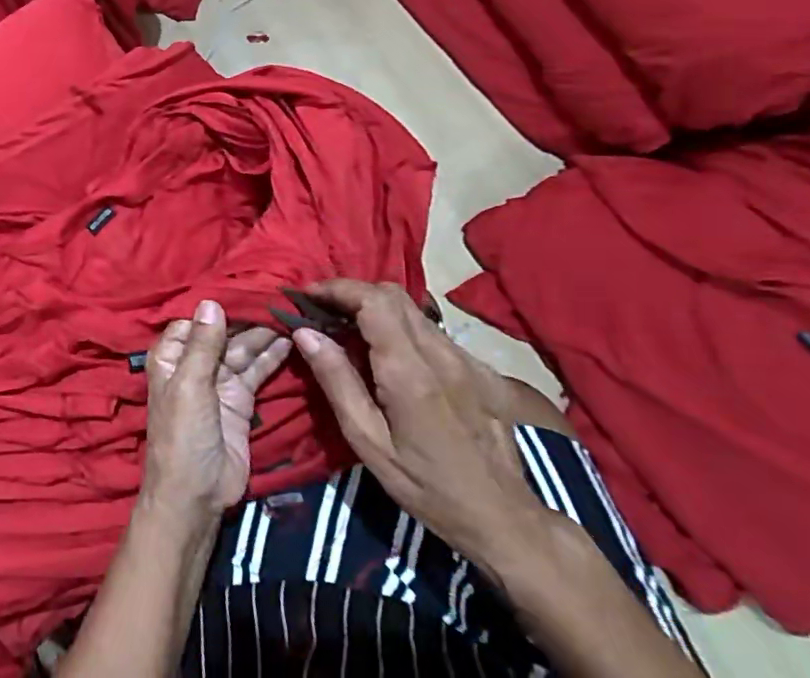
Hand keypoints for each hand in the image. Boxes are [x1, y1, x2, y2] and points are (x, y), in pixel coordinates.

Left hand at [141, 301, 291, 516]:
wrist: (196, 490)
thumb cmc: (182, 433)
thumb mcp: (188, 385)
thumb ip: (202, 345)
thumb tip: (210, 303)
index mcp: (169, 357)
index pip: (191, 323)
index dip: (214, 308)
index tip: (244, 288)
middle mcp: (192, 366)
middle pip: (220, 335)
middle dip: (244, 319)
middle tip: (278, 300)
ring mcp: (217, 384)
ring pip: (240, 352)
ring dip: (261, 337)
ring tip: (289, 316)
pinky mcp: (240, 402)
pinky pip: (255, 373)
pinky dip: (270, 359)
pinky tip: (289, 342)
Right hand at [290, 280, 553, 566]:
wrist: (504, 519)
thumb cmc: (425, 484)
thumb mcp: (366, 439)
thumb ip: (336, 381)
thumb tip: (305, 333)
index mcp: (411, 372)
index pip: (374, 301)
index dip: (336, 289)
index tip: (305, 297)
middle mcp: (443, 356)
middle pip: (393, 295)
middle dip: (351, 293)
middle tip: (320, 312)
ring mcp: (467, 362)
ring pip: (414, 310)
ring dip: (373, 308)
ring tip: (345, 330)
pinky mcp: (481, 372)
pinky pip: (432, 331)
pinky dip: (398, 326)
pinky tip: (384, 355)